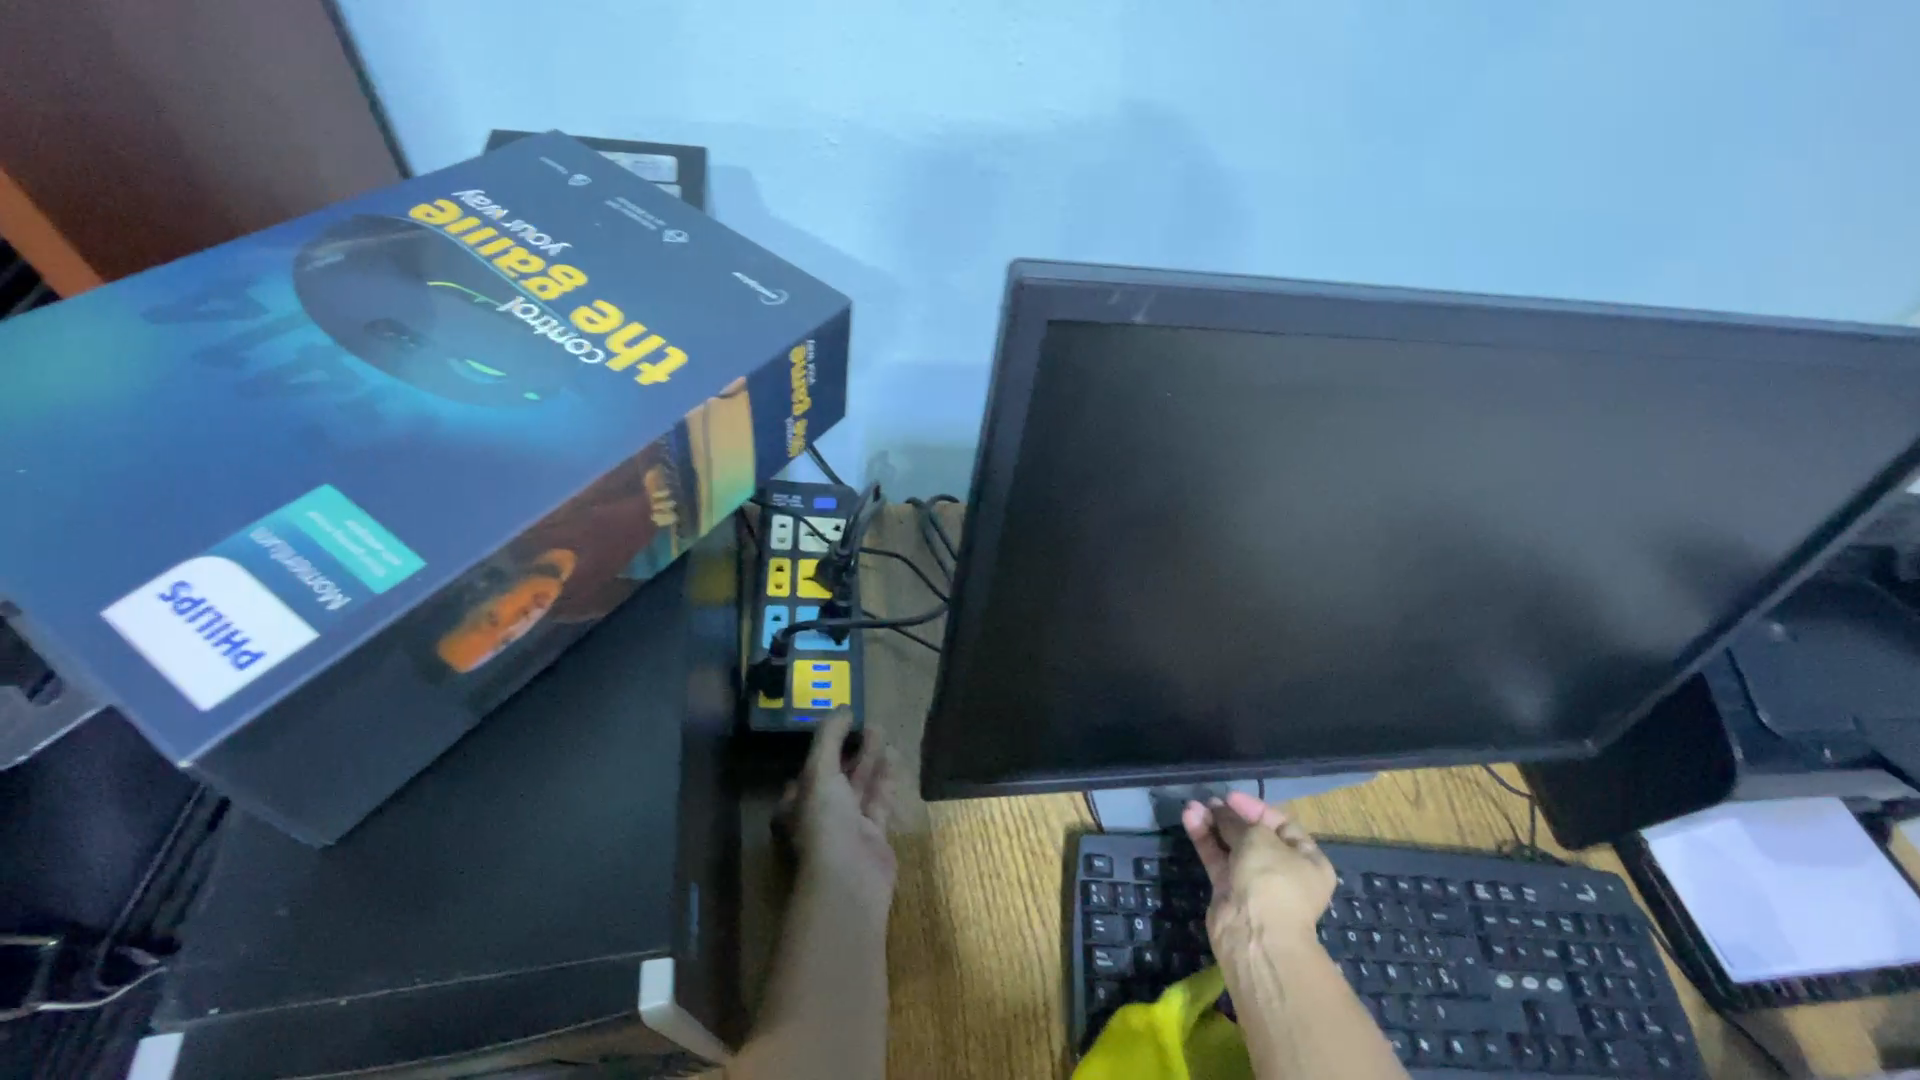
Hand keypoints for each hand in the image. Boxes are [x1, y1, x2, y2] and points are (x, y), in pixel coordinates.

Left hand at [782, 710, 897, 912]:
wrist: (848, 878)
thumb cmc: (824, 822)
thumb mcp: (819, 772)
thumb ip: (830, 738)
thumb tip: (843, 709)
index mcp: (797, 803)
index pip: (809, 769)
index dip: (824, 746)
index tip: (842, 723)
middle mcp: (820, 814)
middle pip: (837, 775)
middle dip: (851, 749)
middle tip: (868, 721)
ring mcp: (847, 826)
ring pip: (859, 785)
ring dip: (870, 758)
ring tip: (882, 729)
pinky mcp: (873, 835)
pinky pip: (878, 800)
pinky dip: (885, 779)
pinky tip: (894, 756)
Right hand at [1181, 792, 1335, 956]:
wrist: (1254, 933)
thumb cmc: (1271, 880)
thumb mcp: (1258, 839)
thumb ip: (1237, 821)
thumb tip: (1220, 810)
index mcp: (1308, 860)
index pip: (1282, 825)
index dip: (1256, 808)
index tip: (1231, 797)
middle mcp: (1284, 871)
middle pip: (1254, 835)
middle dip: (1231, 817)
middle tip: (1211, 801)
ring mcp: (1255, 883)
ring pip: (1232, 847)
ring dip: (1214, 825)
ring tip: (1193, 806)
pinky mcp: (1230, 891)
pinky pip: (1218, 859)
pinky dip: (1205, 840)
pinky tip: (1190, 818)